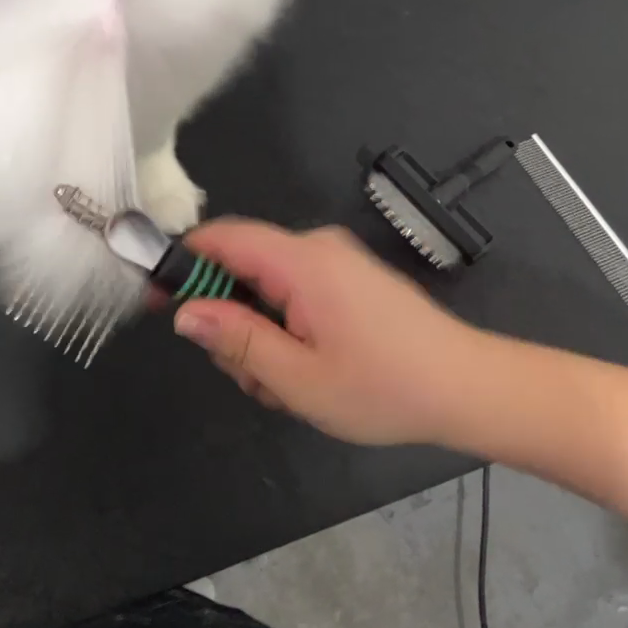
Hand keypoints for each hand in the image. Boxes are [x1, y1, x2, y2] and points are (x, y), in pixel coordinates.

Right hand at [173, 221, 486, 445]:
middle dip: (230, 321)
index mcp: (301, 262)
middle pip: (241, 268)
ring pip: (266, 289)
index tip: (156, 297)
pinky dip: (286, 331)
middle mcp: (316, 249)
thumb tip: (183, 312)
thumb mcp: (297, 378)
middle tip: (248, 376)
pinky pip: (295, 295)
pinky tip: (307, 374)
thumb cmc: (384, 387)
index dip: (181, 262)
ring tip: (286, 387)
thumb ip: (235, 340)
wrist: (471, 389)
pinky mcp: (349, 281)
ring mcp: (336, 263)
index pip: (221, 238)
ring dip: (260, 336)